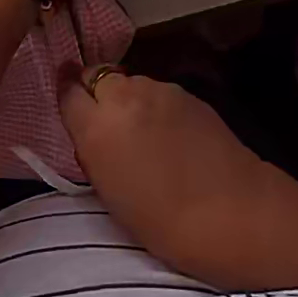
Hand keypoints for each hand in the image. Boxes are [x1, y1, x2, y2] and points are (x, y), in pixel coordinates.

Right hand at [57, 68, 290, 270]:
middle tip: (108, 121)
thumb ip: (93, 149)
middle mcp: (124, 96)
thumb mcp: (106, 189)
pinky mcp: (188, 93)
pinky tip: (172, 133)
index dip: (69, 97)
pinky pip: (160, 93)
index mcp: (96, 126)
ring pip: (132, 82)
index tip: (73, 108)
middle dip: (98, 92)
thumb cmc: (159, 220)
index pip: (68, 91)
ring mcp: (160, 90)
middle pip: (98, 76)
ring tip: (144, 131)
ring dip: (130, 99)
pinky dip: (158, 106)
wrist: (230, 212)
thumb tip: (92, 132)